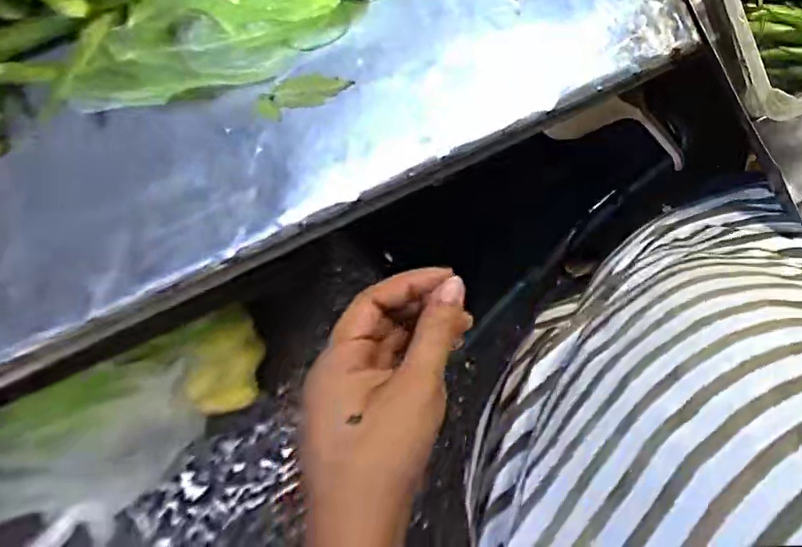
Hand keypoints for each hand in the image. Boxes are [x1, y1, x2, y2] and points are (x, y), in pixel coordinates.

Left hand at [301, 268, 471, 546]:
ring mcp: (348, 392)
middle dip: (423, 304)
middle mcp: (337, 372)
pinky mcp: (363, 409)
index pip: (371, 302)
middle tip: (464, 304)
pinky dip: (420, 350)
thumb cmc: (385, 450)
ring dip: (425, 327)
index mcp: (338, 362)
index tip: (453, 279)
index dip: (412, 283)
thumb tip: (453, 284)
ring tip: (463, 326)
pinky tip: (445, 352)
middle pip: (379, 319)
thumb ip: (436, 329)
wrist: (361, 522)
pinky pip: (391, 364)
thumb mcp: (418, 383)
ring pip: (388, 341)